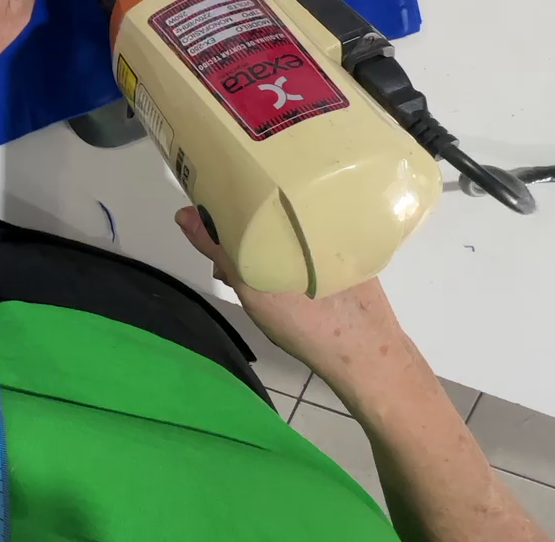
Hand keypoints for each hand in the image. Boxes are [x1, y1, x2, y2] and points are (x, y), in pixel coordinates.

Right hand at [174, 207, 411, 390]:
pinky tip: (275, 286)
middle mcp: (324, 221)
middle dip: (239, 233)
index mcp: (304, 216)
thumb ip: (217, 247)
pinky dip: (283, 259)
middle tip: (224, 266)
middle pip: (269, 214)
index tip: (207, 218)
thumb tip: (184, 214)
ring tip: (245, 282)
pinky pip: (304, 248)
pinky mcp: (349, 262)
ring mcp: (340, 242)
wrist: (370, 363)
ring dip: (259, 249)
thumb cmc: (309, 323)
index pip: (258, 189)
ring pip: (286, 234)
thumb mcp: (252, 285)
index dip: (227, 200)